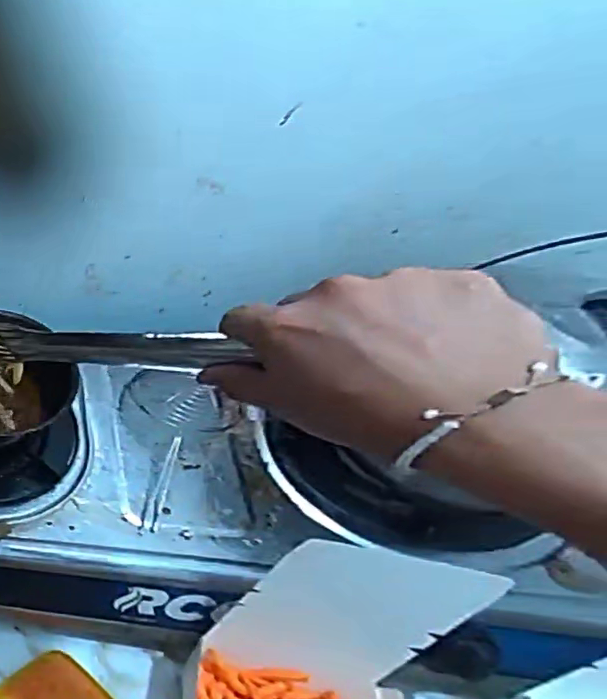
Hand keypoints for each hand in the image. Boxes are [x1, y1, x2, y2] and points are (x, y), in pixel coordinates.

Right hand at [202, 268, 552, 458]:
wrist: (480, 418)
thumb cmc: (373, 416)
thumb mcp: (289, 407)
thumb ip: (242, 382)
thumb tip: (217, 372)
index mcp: (282, 325)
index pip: (241, 318)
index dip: (249, 338)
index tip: (265, 352)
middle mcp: (331, 294)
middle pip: (307, 305)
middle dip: (318, 327)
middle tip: (343, 362)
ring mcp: (395, 282)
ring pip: (368, 296)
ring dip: (373, 318)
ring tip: (401, 355)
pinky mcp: (454, 280)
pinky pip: (427, 291)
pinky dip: (428, 312)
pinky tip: (441, 344)